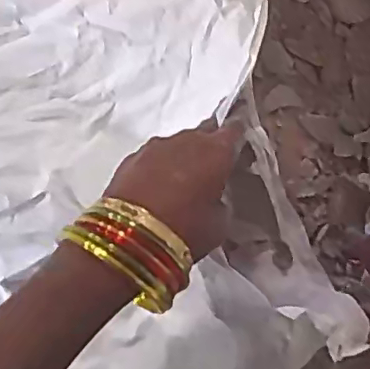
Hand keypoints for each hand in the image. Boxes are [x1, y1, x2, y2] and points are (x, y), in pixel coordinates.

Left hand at [102, 121, 242, 260]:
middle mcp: (188, 139)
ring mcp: (156, 146)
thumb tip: (216, 197)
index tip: (241, 145)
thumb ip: (223, 202)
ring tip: (183, 182)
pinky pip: (154, 156)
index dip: (239, 134)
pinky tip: (158, 188)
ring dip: (183, 157)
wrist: (128, 239)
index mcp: (217, 150)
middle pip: (205, 132)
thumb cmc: (186, 230)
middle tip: (212, 168)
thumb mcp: (220, 223)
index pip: (235, 128)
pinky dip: (159, 167)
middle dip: (210, 146)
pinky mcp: (131, 158)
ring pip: (178, 143)